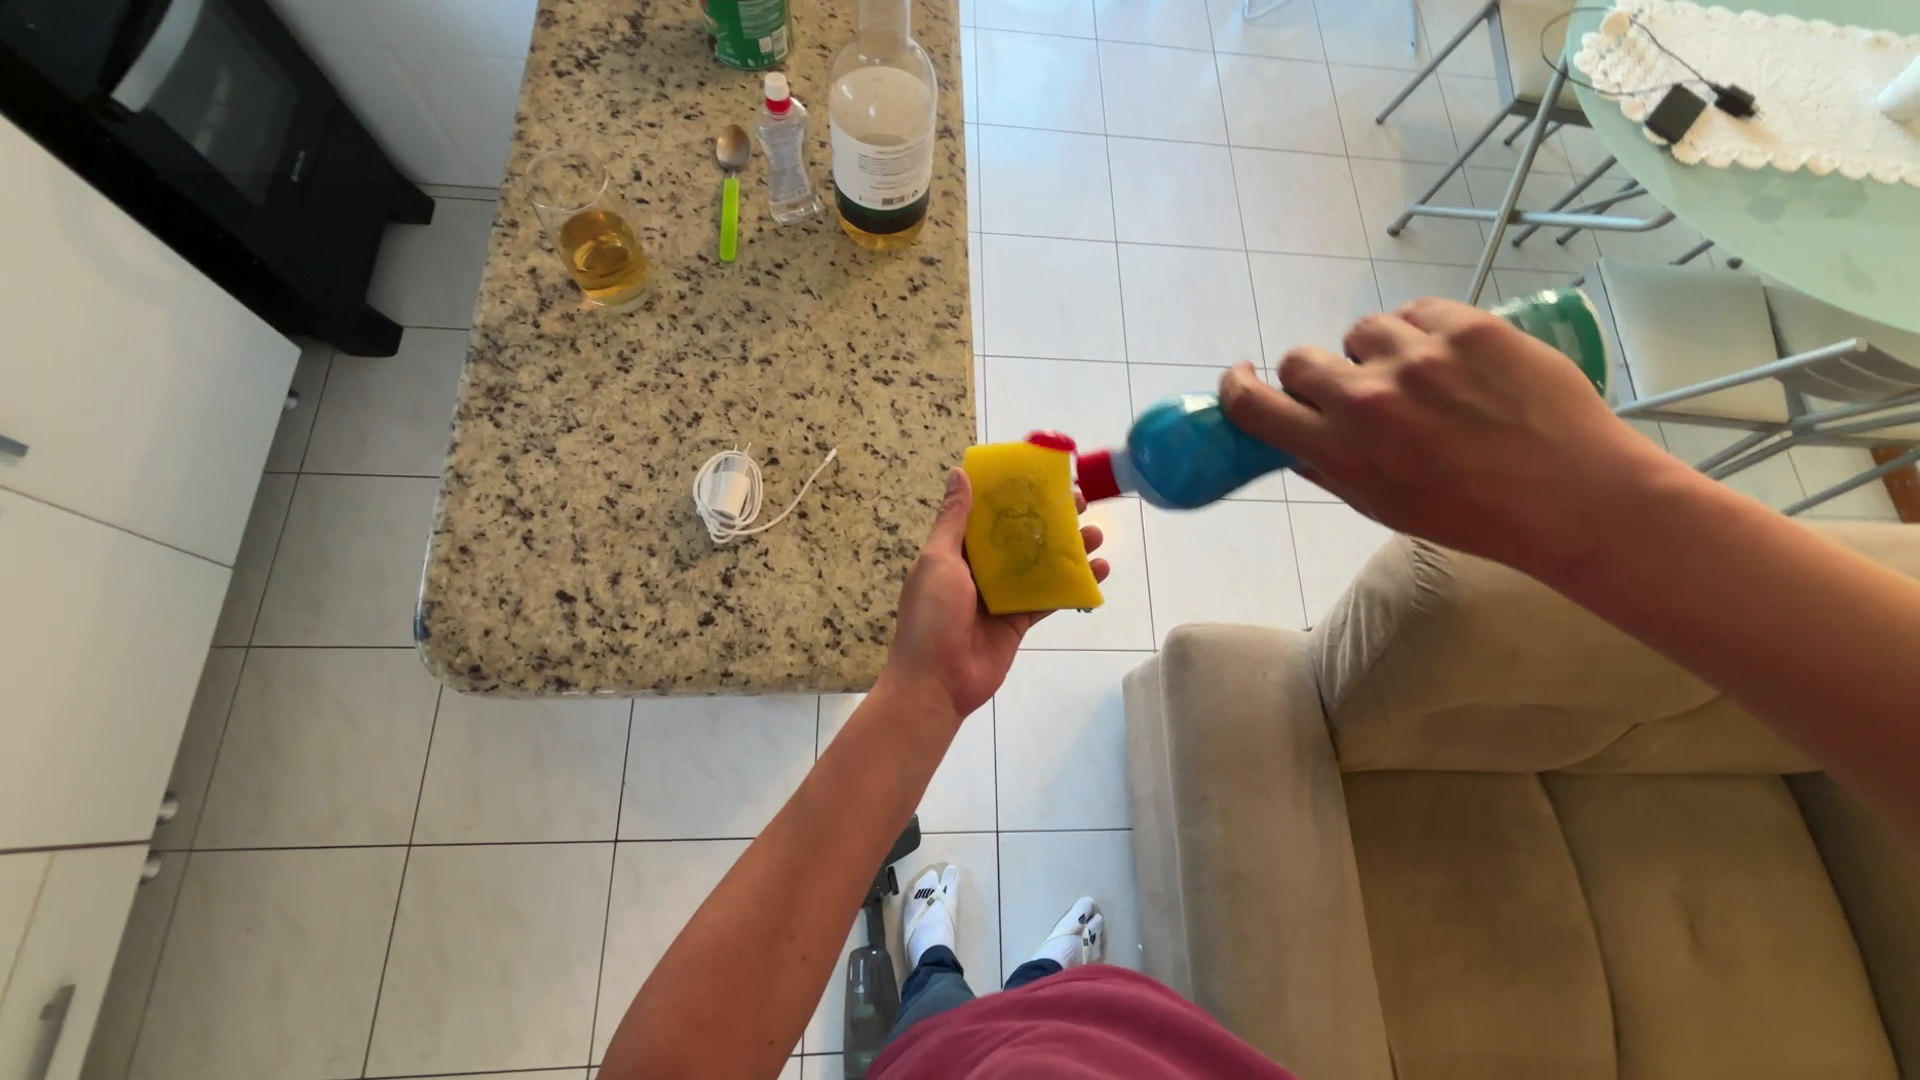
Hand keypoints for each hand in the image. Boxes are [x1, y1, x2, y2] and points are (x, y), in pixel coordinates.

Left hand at [880, 468, 1109, 720]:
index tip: (1043, 478)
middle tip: (1081, 503)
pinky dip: (1073, 584)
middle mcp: (979, 570)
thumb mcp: (938, 561)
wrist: (936, 681)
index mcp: (956, 551)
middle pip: (1019, 537)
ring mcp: (1001, 596)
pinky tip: (1099, 571)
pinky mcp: (1019, 620)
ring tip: (1096, 533)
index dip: (1014, 495)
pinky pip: (1049, 597)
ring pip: (1039, 565)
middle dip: (1049, 519)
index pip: (989, 515)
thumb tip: (958, 474)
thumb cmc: (932, 616)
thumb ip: (954, 520)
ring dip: (1068, 549)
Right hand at [1219, 297, 1671, 578]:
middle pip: (1300, 360)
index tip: (1243, 378)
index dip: (1237, 386)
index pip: (1252, 403)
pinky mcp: (1466, 327)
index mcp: (1337, 448)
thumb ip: (1328, 467)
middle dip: (1316, 377)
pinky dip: (1421, 330)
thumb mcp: (1378, 506)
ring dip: (1373, 352)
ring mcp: (1416, 356)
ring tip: (1415, 375)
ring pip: (1360, 331)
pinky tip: (1448, 356)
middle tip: (1351, 391)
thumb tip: (1295, 440)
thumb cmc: (1468, 515)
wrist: (1572, 497)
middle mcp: (1364, 397)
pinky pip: (1416, 311)